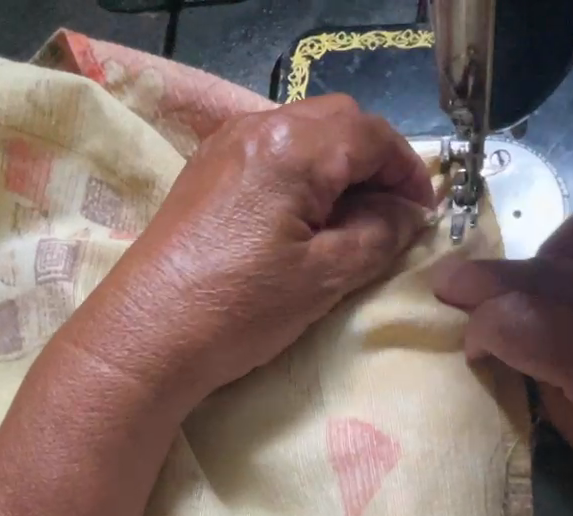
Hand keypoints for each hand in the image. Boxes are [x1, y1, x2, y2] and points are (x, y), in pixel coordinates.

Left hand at [66, 94, 435, 408]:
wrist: (148, 336)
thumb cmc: (240, 308)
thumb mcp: (324, 278)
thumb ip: (377, 236)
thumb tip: (407, 216)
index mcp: (292, 147)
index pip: (370, 134)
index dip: (408, 169)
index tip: (424, 213)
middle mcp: (256, 128)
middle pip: (336, 123)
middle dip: (375, 163)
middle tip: (393, 215)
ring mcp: (224, 148)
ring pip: (302, 138)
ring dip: (338, 170)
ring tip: (352, 223)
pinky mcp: (205, 175)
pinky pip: (270, 158)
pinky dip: (302, 179)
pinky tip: (305, 224)